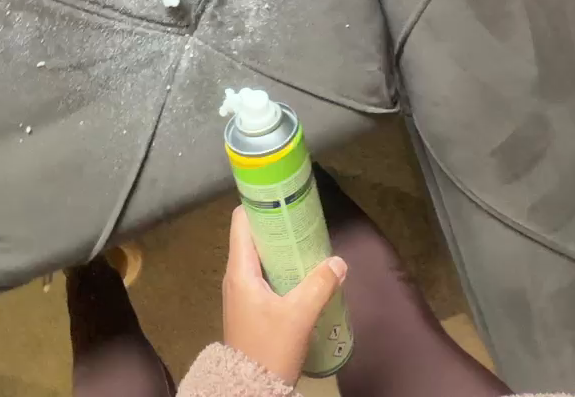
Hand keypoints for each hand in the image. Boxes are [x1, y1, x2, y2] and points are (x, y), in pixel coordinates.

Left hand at [221, 206, 347, 383]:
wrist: (249, 391)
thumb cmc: (269, 348)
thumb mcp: (298, 316)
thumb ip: (319, 285)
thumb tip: (339, 262)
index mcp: (240, 269)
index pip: (241, 220)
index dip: (260, 205)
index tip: (284, 198)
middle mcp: (235, 275)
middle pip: (252, 236)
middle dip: (277, 226)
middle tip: (303, 222)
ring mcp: (240, 292)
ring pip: (258, 257)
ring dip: (279, 249)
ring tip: (305, 245)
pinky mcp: (248, 307)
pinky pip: (261, 275)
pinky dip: (279, 267)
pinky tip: (300, 274)